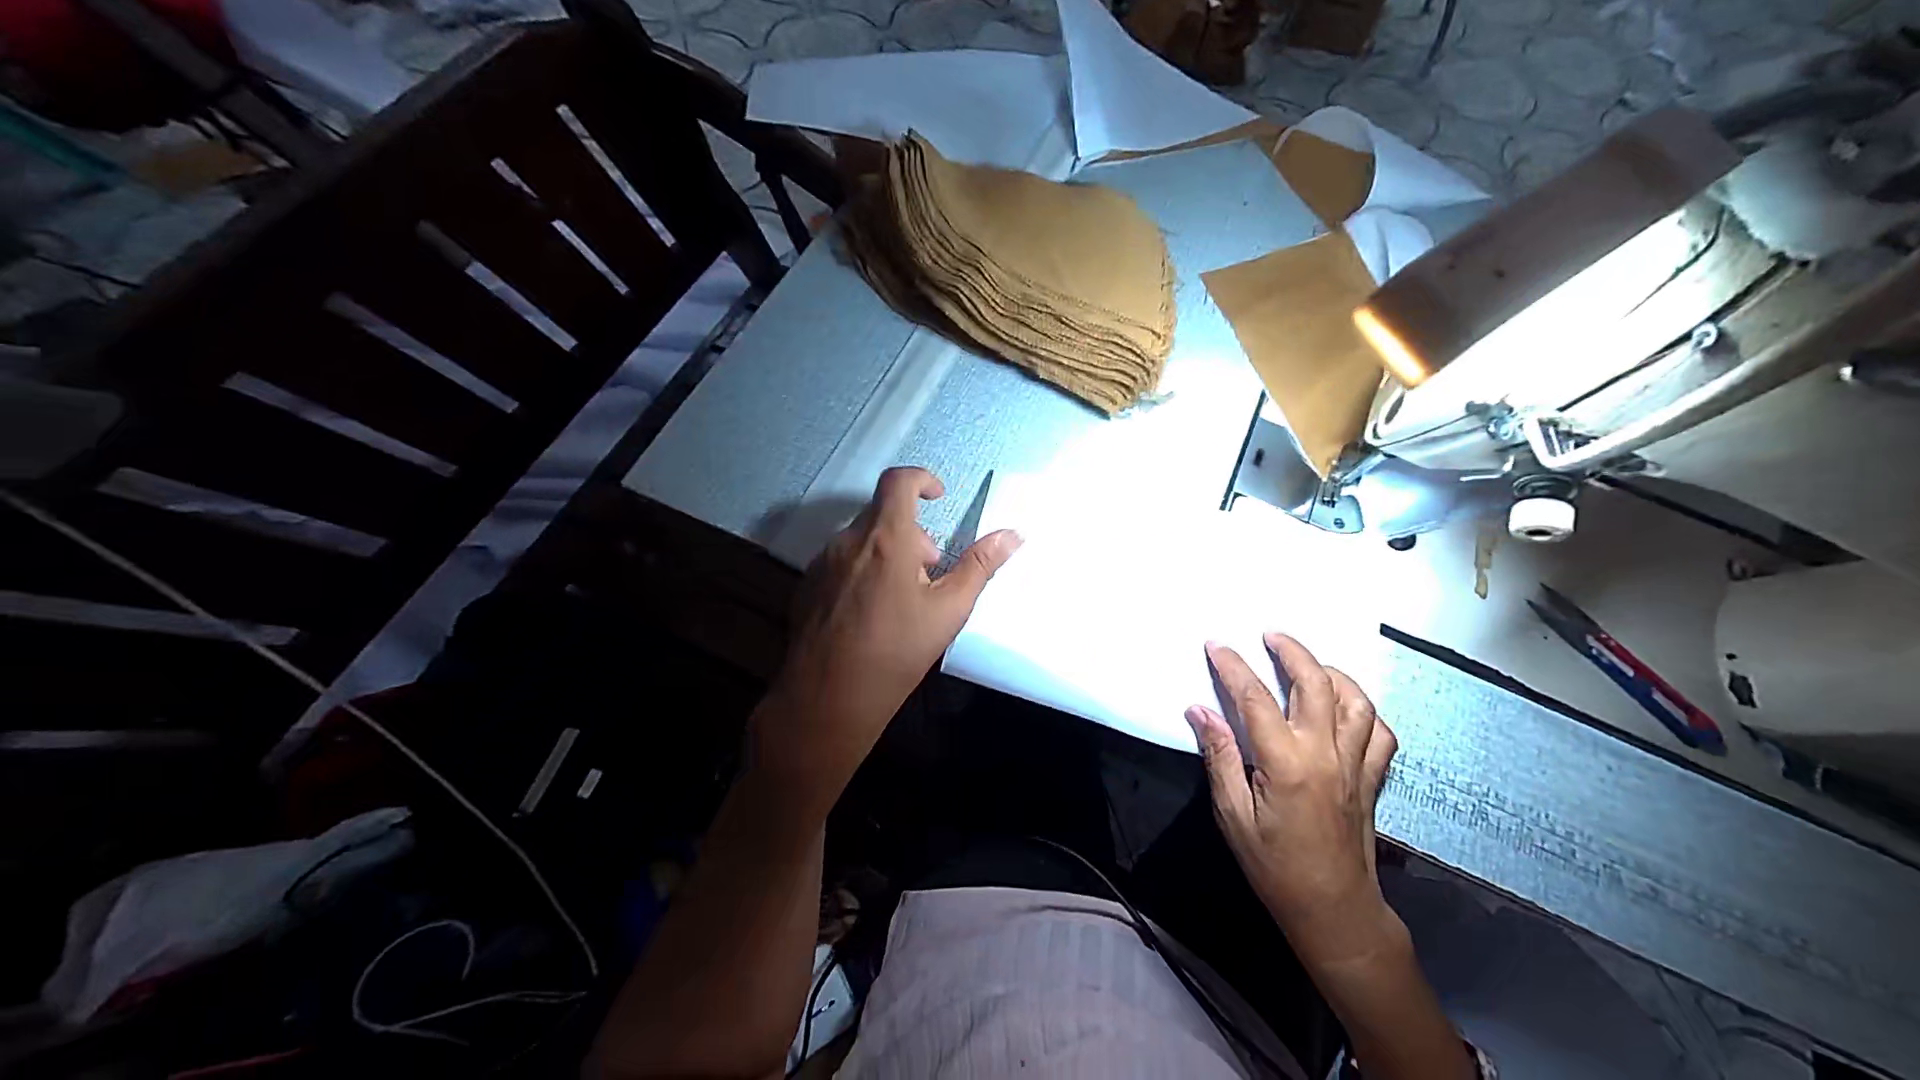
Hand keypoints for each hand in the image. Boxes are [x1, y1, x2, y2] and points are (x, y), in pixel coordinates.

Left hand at [755, 466, 1020, 803]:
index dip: (922, 479)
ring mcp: (821, 563)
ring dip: (886, 553)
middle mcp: (847, 541)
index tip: (938, 497)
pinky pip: (840, 562)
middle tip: (928, 574)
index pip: (899, 481)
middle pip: (882, 515)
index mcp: (886, 538)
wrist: (828, 697)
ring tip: (901, 600)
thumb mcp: (949, 610)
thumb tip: (1013, 534)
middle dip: (911, 533)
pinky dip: (862, 571)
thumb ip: (979, 566)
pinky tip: (870, 614)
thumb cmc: (897, 651)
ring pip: (861, 541)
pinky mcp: (806, 585)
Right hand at [1187, 634, 1400, 968]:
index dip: (1232, 666)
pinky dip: (1363, 709)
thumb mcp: (1233, 815)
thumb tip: (1200, 710)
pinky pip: (1379, 732)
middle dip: (1291, 651)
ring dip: (1330, 672)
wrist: (1334, 911)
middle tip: (1269, 635)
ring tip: (1307, 662)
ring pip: (1354, 701)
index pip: (1255, 698)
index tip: (1215, 645)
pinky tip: (1343, 705)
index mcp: (1287, 763)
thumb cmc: (1275, 867)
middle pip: (1315, 684)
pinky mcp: (1371, 779)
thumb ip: (1219, 756)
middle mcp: (1326, 754)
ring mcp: (1356, 765)